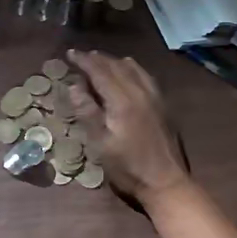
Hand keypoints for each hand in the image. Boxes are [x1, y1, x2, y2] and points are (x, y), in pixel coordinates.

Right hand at [64, 49, 190, 206]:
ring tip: (100, 62)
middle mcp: (140, 92)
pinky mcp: (163, 104)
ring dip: (114, 61)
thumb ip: (87, 112)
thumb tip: (74, 86)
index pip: (100, 72)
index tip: (70, 54)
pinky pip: (145, 76)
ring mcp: (155, 97)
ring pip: (133, 68)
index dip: (84, 61)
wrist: (166, 183)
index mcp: (122, 101)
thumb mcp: (100, 144)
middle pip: (117, 66)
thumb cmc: (128, 167)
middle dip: (97, 59)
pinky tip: (127, 74)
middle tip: (81, 56)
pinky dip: (130, 69)